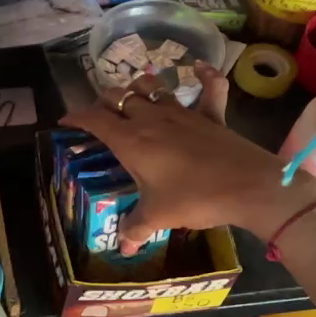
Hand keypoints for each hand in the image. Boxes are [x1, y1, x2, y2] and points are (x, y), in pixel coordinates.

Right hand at [61, 61, 315, 246]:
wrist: (249, 187)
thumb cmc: (194, 198)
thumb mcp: (158, 217)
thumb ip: (135, 229)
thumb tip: (122, 248)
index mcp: (131, 140)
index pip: (94, 119)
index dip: (76, 117)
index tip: (66, 122)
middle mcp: (151, 119)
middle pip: (119, 96)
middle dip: (104, 101)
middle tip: (99, 115)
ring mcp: (183, 113)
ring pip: (153, 87)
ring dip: (139, 87)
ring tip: (133, 95)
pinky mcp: (211, 116)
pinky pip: (209, 87)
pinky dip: (204, 76)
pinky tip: (199, 68)